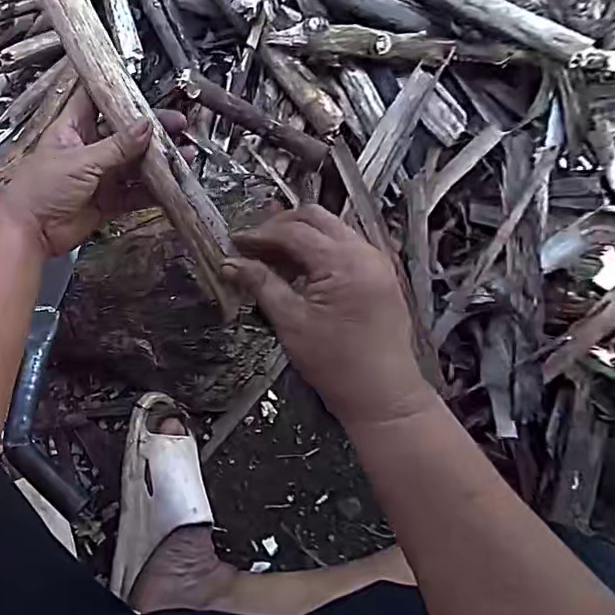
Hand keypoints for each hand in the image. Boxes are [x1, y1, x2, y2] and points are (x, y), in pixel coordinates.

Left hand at [0, 88, 185, 257]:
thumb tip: (146, 126)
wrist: (30, 233)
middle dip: (152, 130)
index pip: (96, 101)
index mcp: (73, 129)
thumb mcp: (80, 160)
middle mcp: (88, 149)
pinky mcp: (107, 201)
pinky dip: (153, 189)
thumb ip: (116, 146)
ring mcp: (99, 176)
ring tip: (185, 154)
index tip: (145, 87)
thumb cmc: (40, 189)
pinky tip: (172, 183)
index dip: (118, 92)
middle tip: (178, 126)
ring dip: (158, 160)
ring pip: (134, 164)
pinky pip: (134, 192)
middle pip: (125, 133)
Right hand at [220, 205, 436, 430]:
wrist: (383, 395)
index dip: (259, 235)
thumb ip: (260, 283)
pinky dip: (315, 250)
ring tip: (269, 259)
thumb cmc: (336, 362)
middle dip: (280, 226)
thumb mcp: (290, 320)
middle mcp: (365, 254)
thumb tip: (230, 262)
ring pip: (330, 230)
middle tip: (252, 245)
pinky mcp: (378, 276)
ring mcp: (376, 263)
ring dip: (298, 237)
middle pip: (316, 218)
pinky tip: (295, 271)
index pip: (294, 232)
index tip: (234, 243)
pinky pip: (342, 247)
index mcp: (344, 262)